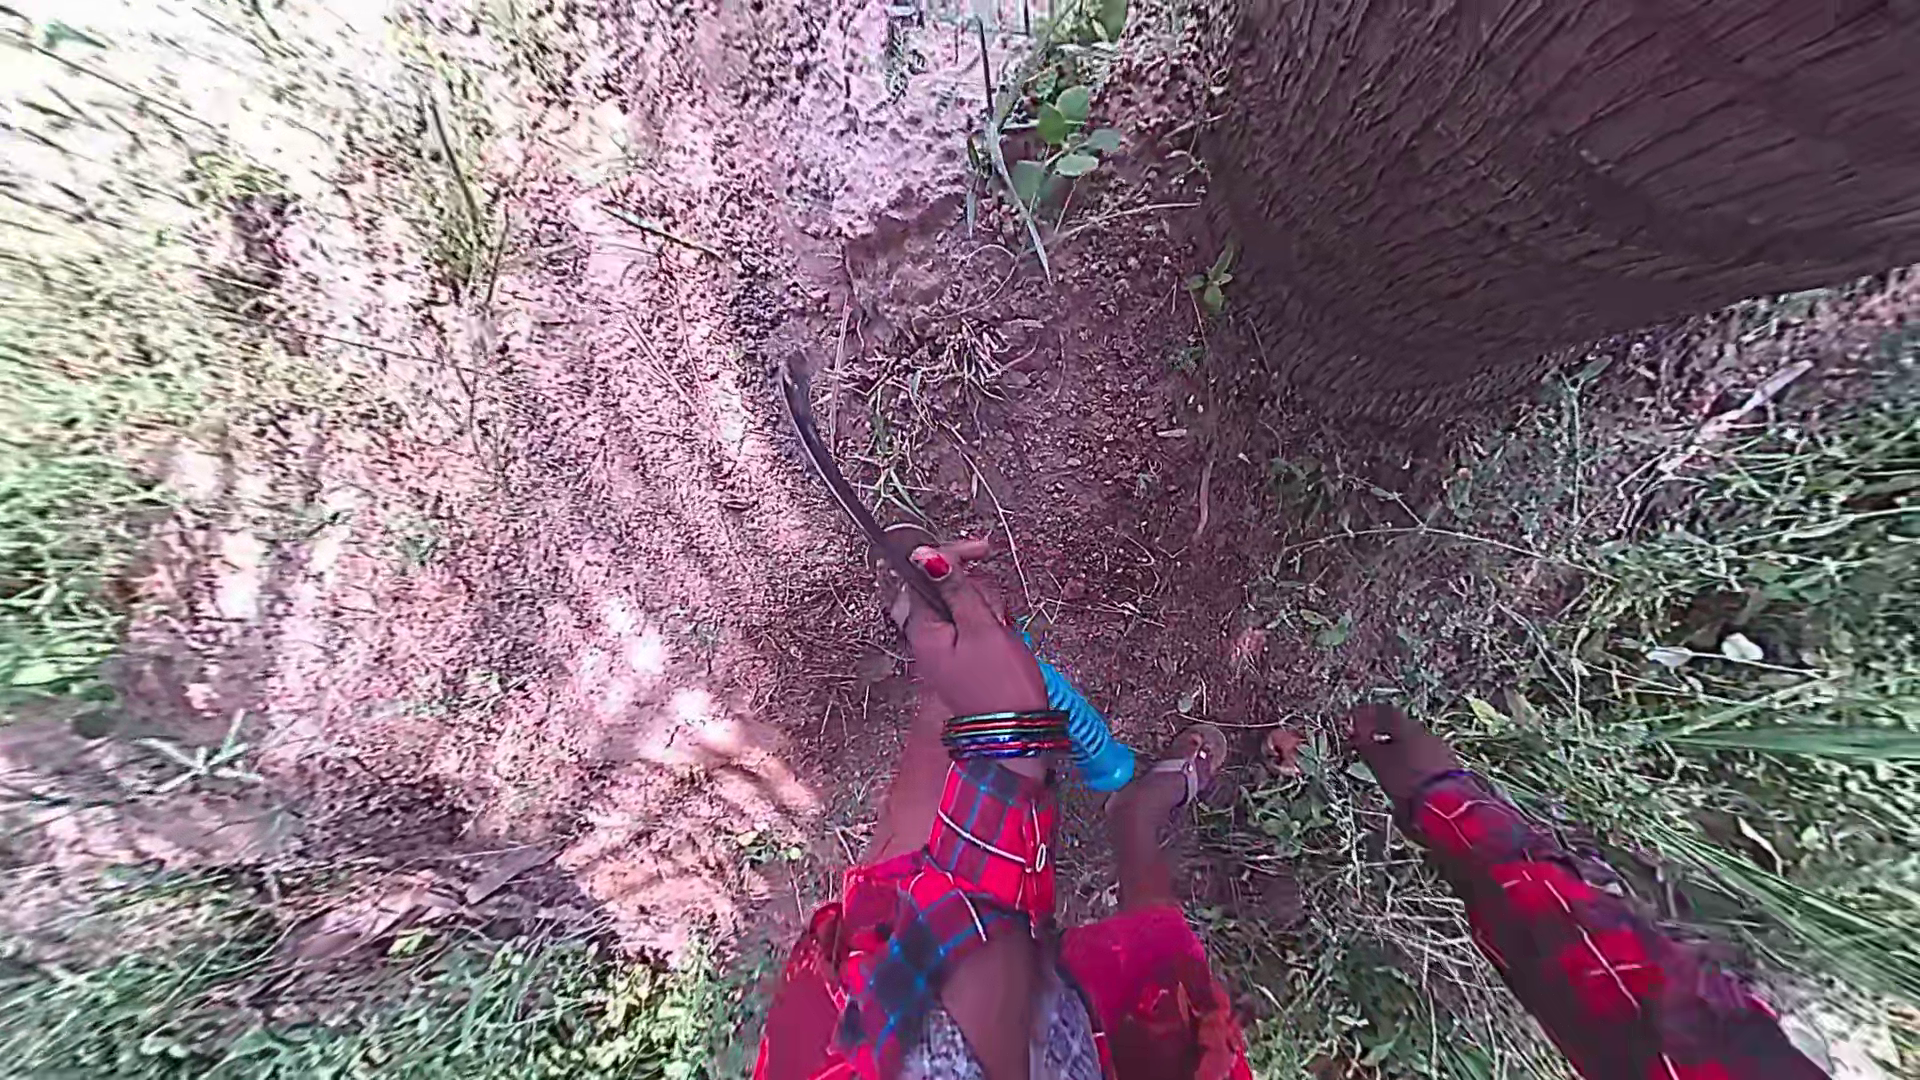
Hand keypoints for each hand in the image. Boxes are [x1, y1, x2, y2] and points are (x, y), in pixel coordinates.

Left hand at [899, 538, 1049, 716]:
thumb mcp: (981, 628)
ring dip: (989, 607)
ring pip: (966, 604)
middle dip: (978, 590)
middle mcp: (929, 638)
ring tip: (1002, 629)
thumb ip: (956, 588)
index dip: (954, 558)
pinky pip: (975, 624)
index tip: (982, 550)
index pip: (927, 575)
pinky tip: (1003, 636)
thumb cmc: (1001, 688)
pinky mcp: (965, 655)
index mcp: (924, 630)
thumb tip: (927, 555)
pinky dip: (992, 623)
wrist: (1020, 735)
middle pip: (949, 588)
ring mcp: (948, 648)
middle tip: (995, 613)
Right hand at [1348, 704, 1460, 801]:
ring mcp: (1441, 752)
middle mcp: (1426, 734)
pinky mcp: (1450, 771)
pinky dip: (1410, 763)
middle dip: (1380, 734)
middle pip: (1398, 728)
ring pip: (1412, 744)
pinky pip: (1423, 760)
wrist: (1448, 808)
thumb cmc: (1408, 779)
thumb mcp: (1377, 760)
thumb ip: (1363, 742)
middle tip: (1364, 744)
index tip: (1353, 723)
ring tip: (1381, 765)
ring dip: (1395, 750)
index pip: (1382, 711)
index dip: (1364, 715)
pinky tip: (1402, 777)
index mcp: (1407, 727)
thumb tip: (1355, 733)